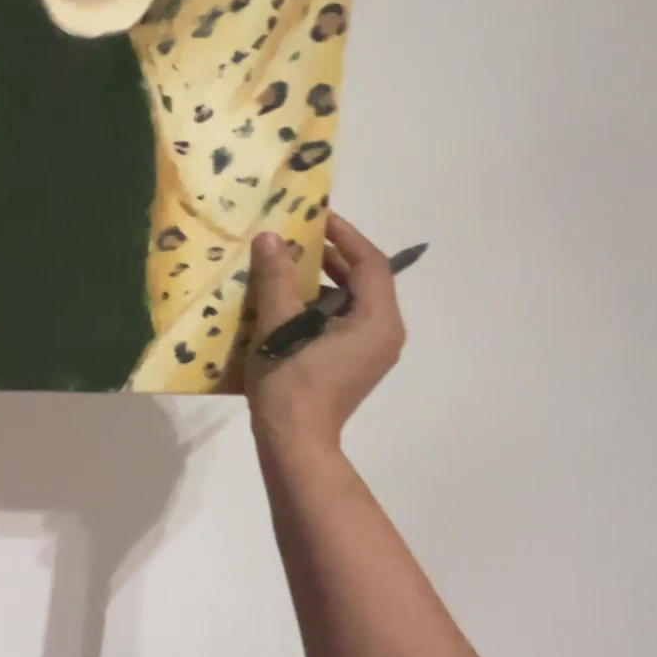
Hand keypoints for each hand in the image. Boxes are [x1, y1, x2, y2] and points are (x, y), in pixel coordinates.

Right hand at [246, 213, 406, 454]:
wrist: (295, 439)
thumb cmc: (290, 382)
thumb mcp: (277, 326)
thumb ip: (276, 279)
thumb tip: (270, 238)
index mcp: (377, 321)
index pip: (371, 264)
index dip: (345, 236)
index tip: (315, 217)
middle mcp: (385, 333)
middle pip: (365, 282)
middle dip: (332, 257)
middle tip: (295, 238)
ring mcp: (371, 351)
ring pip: (352, 303)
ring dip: (322, 281)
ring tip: (284, 267)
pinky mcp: (353, 363)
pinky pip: (343, 322)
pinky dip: (319, 305)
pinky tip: (286, 304)